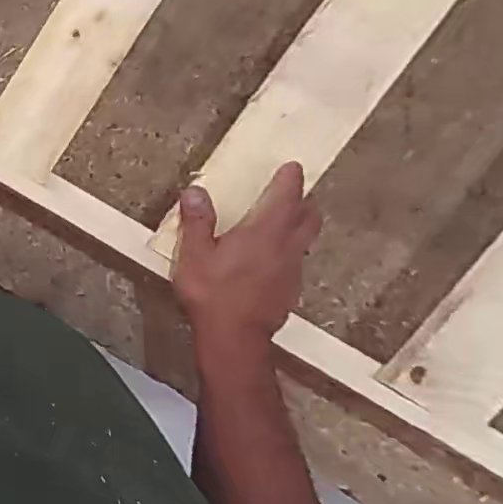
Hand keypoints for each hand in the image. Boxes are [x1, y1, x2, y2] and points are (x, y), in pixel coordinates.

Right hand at [171, 161, 321, 348]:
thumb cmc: (211, 293)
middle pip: (309, 216)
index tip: (292, 166)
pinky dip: (289, 250)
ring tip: (284, 223)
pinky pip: (295, 260)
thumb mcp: (193, 255)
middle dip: (304, 201)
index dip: (289, 179)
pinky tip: (270, 259)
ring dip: (300, 225)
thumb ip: (197, 221)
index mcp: (263, 232)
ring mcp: (292, 269)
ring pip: (306, 238)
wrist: (234, 337)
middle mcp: (285, 246)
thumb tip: (196, 191)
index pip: (285, 197)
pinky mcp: (290, 289)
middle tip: (294, 194)